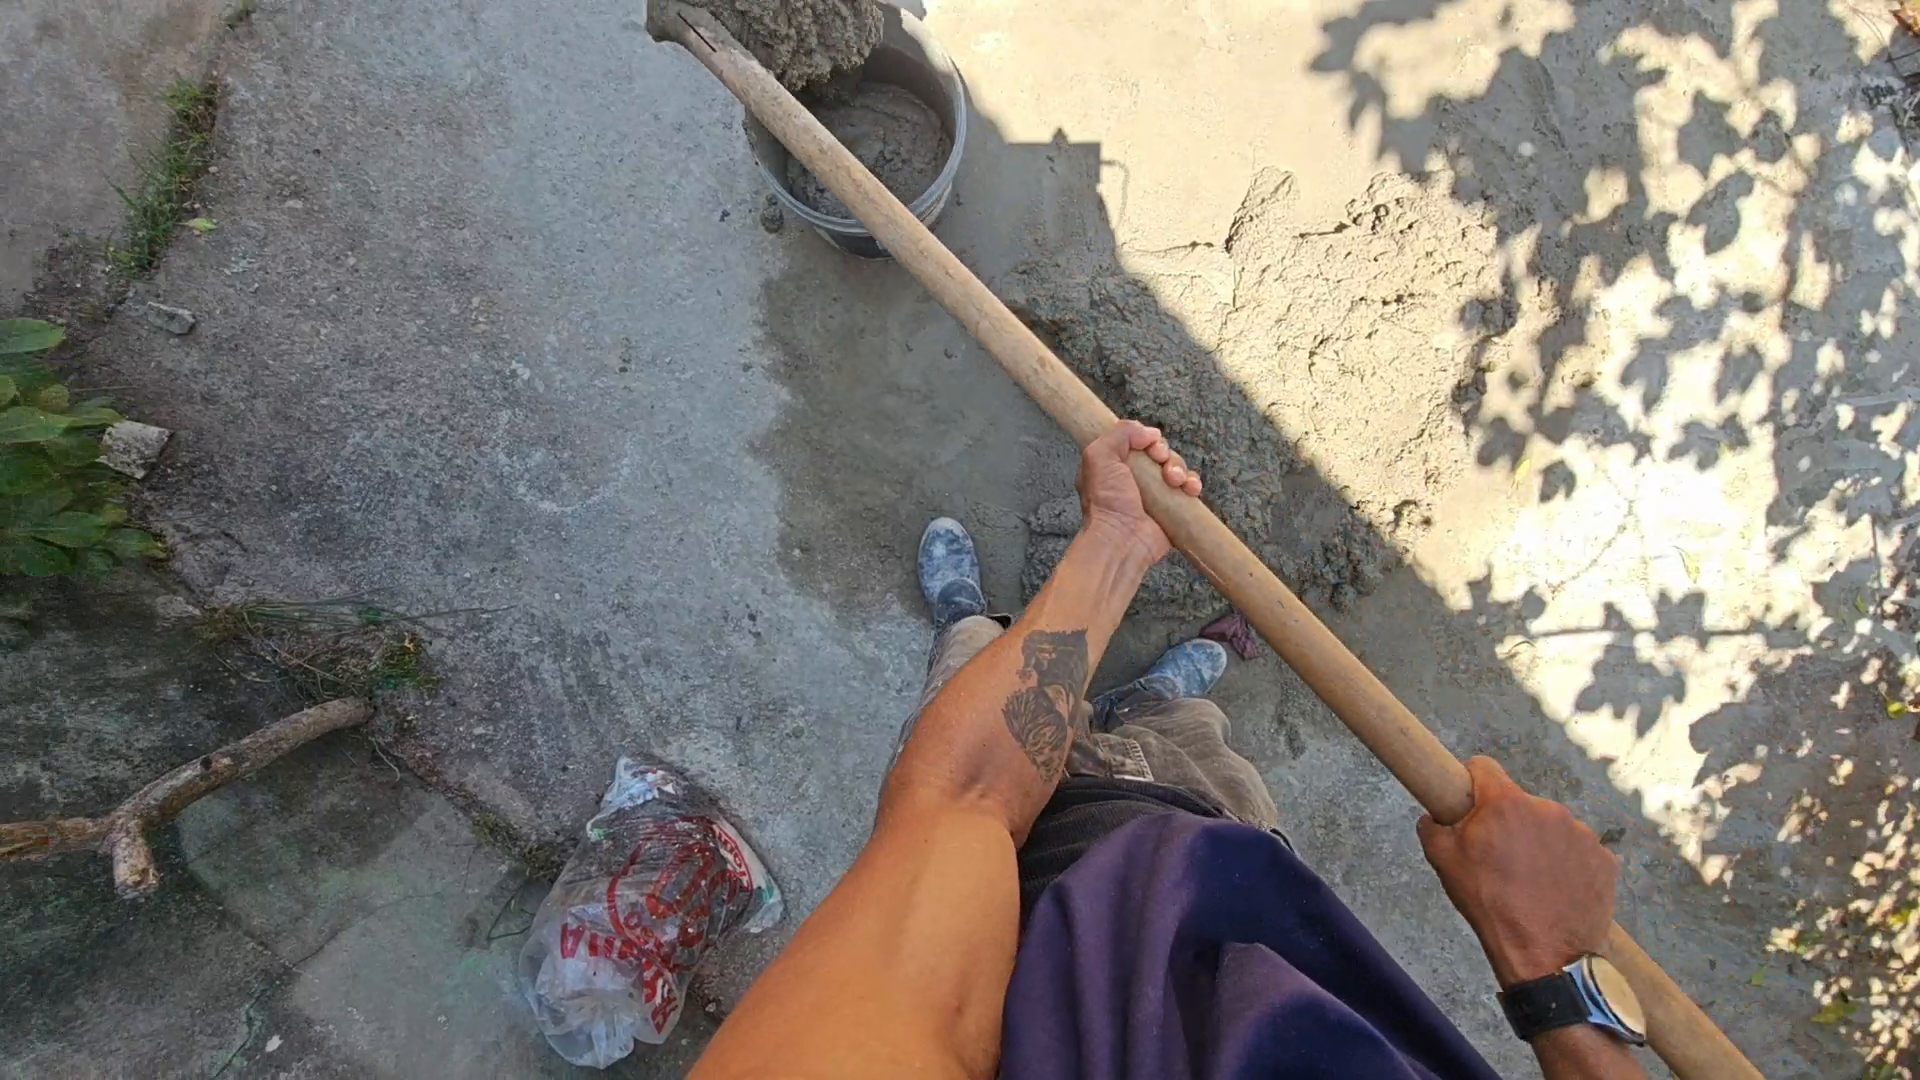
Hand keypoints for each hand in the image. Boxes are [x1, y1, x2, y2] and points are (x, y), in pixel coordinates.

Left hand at [1077, 420, 1198, 562]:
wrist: (1120, 540)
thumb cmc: (1105, 501)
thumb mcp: (1098, 456)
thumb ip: (1119, 433)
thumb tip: (1149, 433)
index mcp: (1114, 466)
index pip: (1138, 442)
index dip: (1148, 440)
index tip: (1150, 448)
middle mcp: (1134, 479)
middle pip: (1161, 453)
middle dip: (1166, 455)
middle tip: (1162, 465)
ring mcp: (1154, 495)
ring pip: (1177, 469)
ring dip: (1180, 469)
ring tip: (1174, 481)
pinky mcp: (1172, 510)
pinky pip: (1188, 490)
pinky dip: (1192, 485)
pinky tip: (1189, 489)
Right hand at [1417, 757, 1617, 987]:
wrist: (1543, 952)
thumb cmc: (1487, 900)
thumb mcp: (1440, 856)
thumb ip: (1433, 824)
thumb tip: (1436, 816)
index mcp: (1505, 803)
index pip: (1483, 766)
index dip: (1471, 781)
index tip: (1468, 801)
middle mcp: (1547, 809)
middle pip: (1517, 800)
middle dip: (1505, 818)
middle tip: (1496, 852)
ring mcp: (1582, 835)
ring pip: (1548, 824)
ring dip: (1536, 839)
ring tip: (1528, 874)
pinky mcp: (1606, 860)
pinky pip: (1576, 848)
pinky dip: (1564, 859)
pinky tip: (1554, 885)